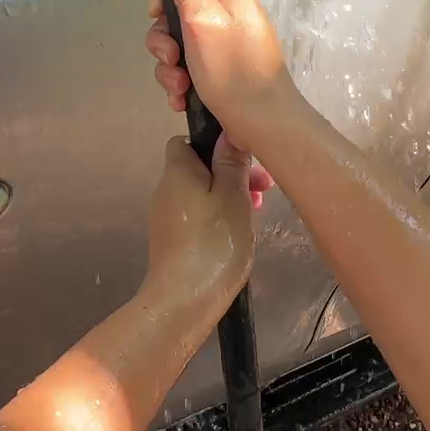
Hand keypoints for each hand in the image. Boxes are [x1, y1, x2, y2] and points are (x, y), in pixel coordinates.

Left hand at [143, 134, 264, 300]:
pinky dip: (218, 215)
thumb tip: (228, 131)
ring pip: (201, 193)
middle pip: (198, 168)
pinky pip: (197, 214)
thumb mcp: (232, 197)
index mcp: (176, 172)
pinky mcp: (171, 238)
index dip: (213, 144)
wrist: (184, 298)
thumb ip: (231, 163)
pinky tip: (239, 232)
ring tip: (256, 212)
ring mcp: (166, 216)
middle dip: (231, 173)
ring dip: (228, 195)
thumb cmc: (213, 242)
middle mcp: (165, 189)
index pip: (186, 141)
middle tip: (263, 189)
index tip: (243, 158)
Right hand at [145, 0, 296, 146]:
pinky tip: (182, 98)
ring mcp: (223, 42)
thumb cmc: (233, 73)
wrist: (262, 126)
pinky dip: (180, 82)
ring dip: (169, 67)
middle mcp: (227, 13)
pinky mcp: (219, 68)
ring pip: (177, 42)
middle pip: (177, 10)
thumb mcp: (204, 24)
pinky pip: (187, 65)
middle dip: (164, 40)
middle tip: (171, 60)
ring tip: (179, 88)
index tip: (157, 17)